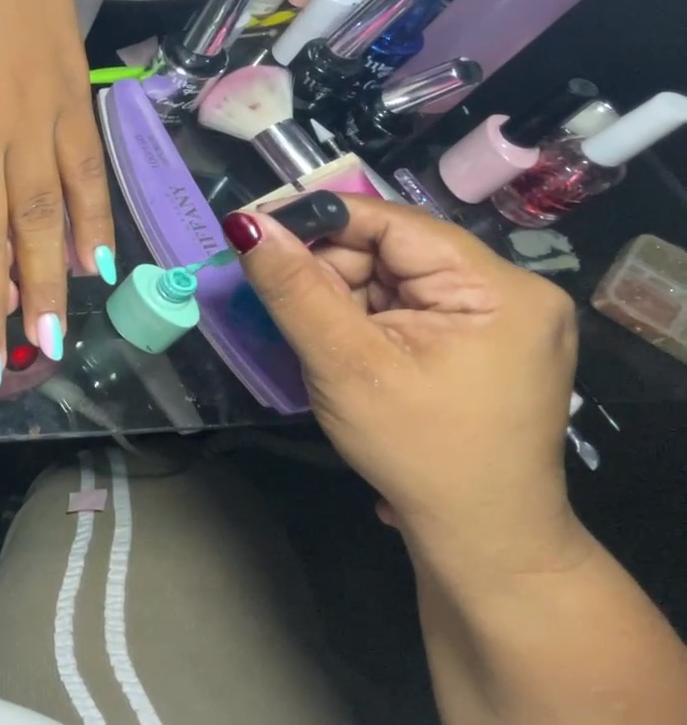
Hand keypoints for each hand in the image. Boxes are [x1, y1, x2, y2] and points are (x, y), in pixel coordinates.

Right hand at [228, 196, 583, 571]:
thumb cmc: (416, 446)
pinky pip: (398, 303)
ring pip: (386, 277)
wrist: (477, 532)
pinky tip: (343, 348)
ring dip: (337, 298)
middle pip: (387, 249)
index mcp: (496, 289)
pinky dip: (357, 317)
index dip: (318, 220)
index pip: (392, 223)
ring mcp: (495, 317)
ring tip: (321, 343)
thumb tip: (244, 224)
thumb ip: (292, 287)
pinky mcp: (475, 339)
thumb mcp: (342, 361)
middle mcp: (507, 291)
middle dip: (327, 273)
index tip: (252, 233)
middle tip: (289, 313)